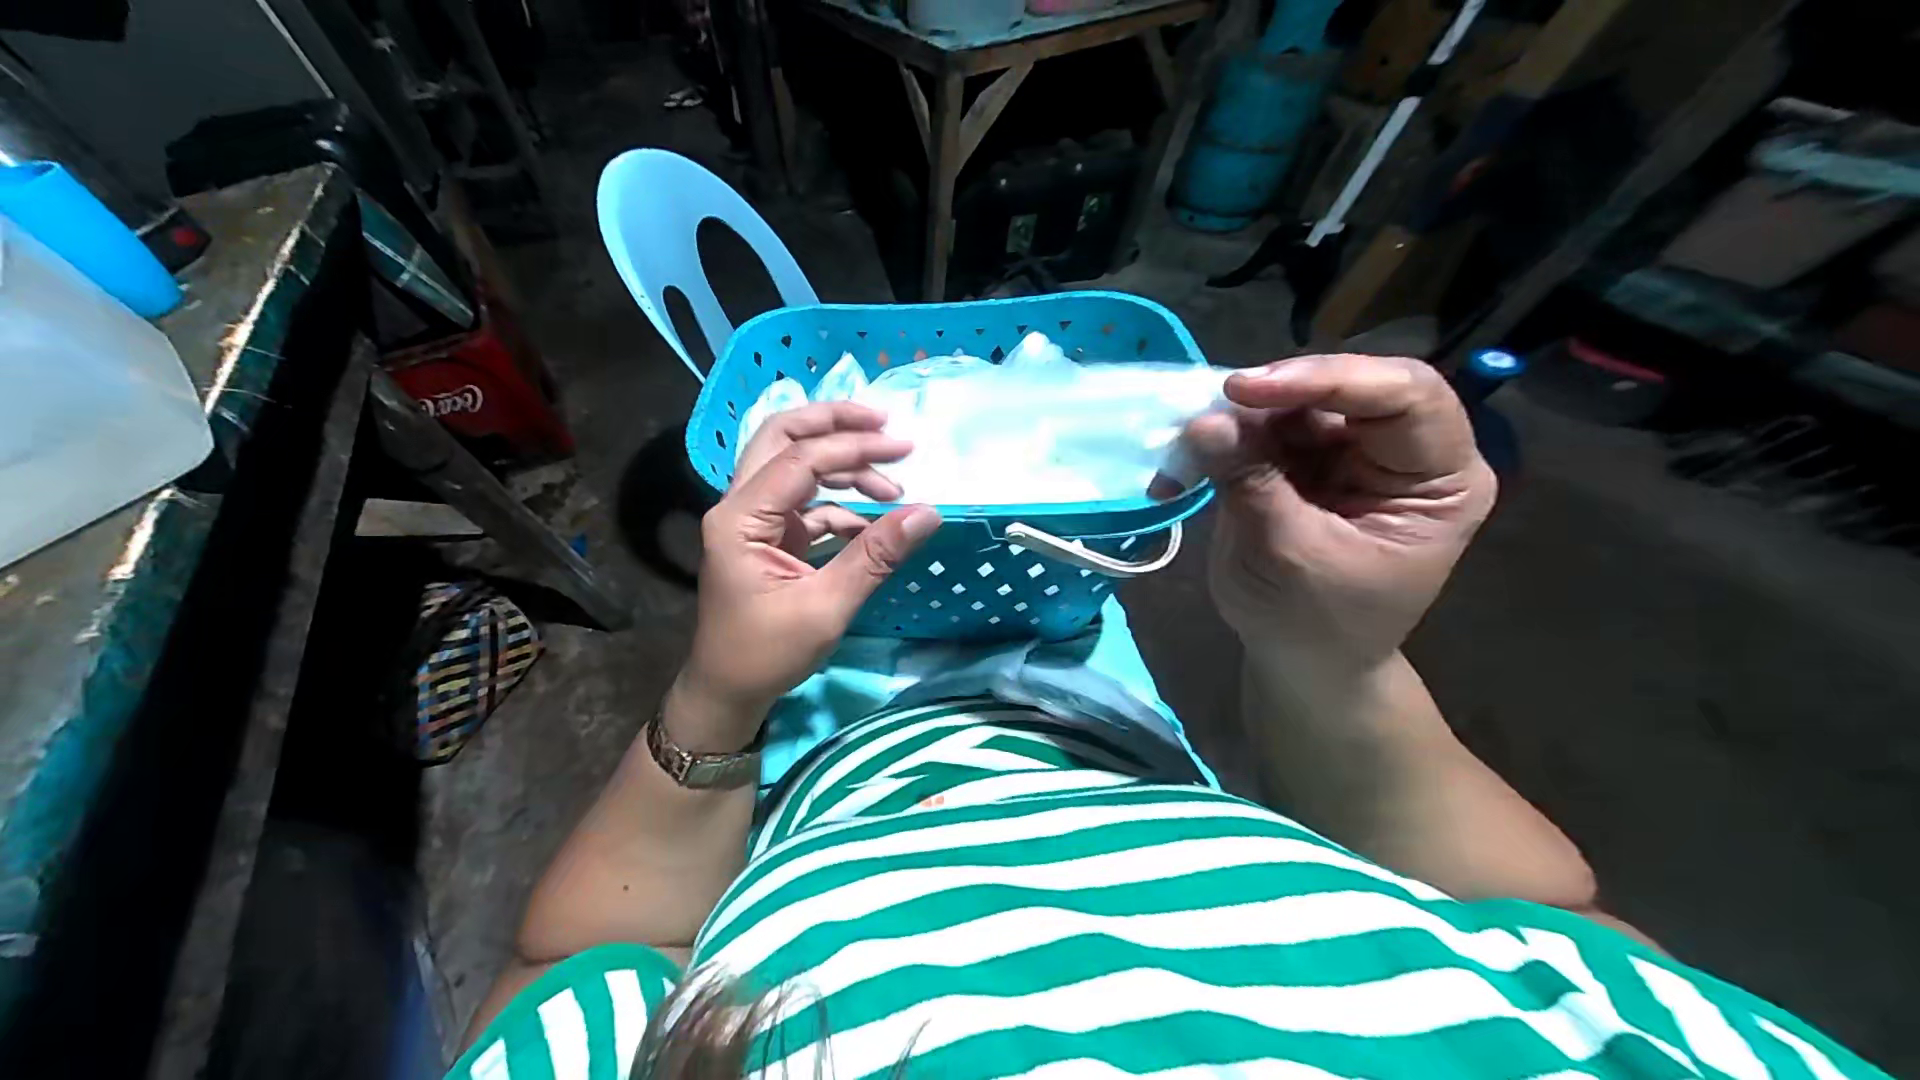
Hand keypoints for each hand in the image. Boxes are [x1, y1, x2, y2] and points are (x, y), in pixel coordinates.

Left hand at [674, 403, 940, 749]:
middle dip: (834, 423)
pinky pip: (807, 503)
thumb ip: (875, 555)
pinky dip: (842, 505)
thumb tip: (928, 513)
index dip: (854, 448)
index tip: (903, 448)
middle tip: (884, 423)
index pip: (800, 460)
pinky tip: (875, 523)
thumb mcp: (827, 606)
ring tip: (893, 486)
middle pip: (782, 437)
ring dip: (843, 467)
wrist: (728, 690)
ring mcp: (753, 519)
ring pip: (795, 465)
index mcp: (740, 518)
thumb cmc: (766, 653)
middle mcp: (739, 505)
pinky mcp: (769, 535)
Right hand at [1170, 354, 1494, 673]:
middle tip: (1206, 413)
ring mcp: (1344, 456)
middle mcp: (1396, 453)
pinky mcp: (1298, 466)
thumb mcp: (1287, 553)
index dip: (1327, 380)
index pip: (1404, 394)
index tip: (1245, 391)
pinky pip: (1256, 436)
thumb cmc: (1317, 623)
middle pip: (1340, 392)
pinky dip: (1215, 448)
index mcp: (1437, 477)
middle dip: (1269, 400)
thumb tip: (1201, 420)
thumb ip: (1250, 481)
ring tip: (1183, 451)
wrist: (1302, 664)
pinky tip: (1179, 472)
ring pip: (1288, 408)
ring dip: (1230, 425)